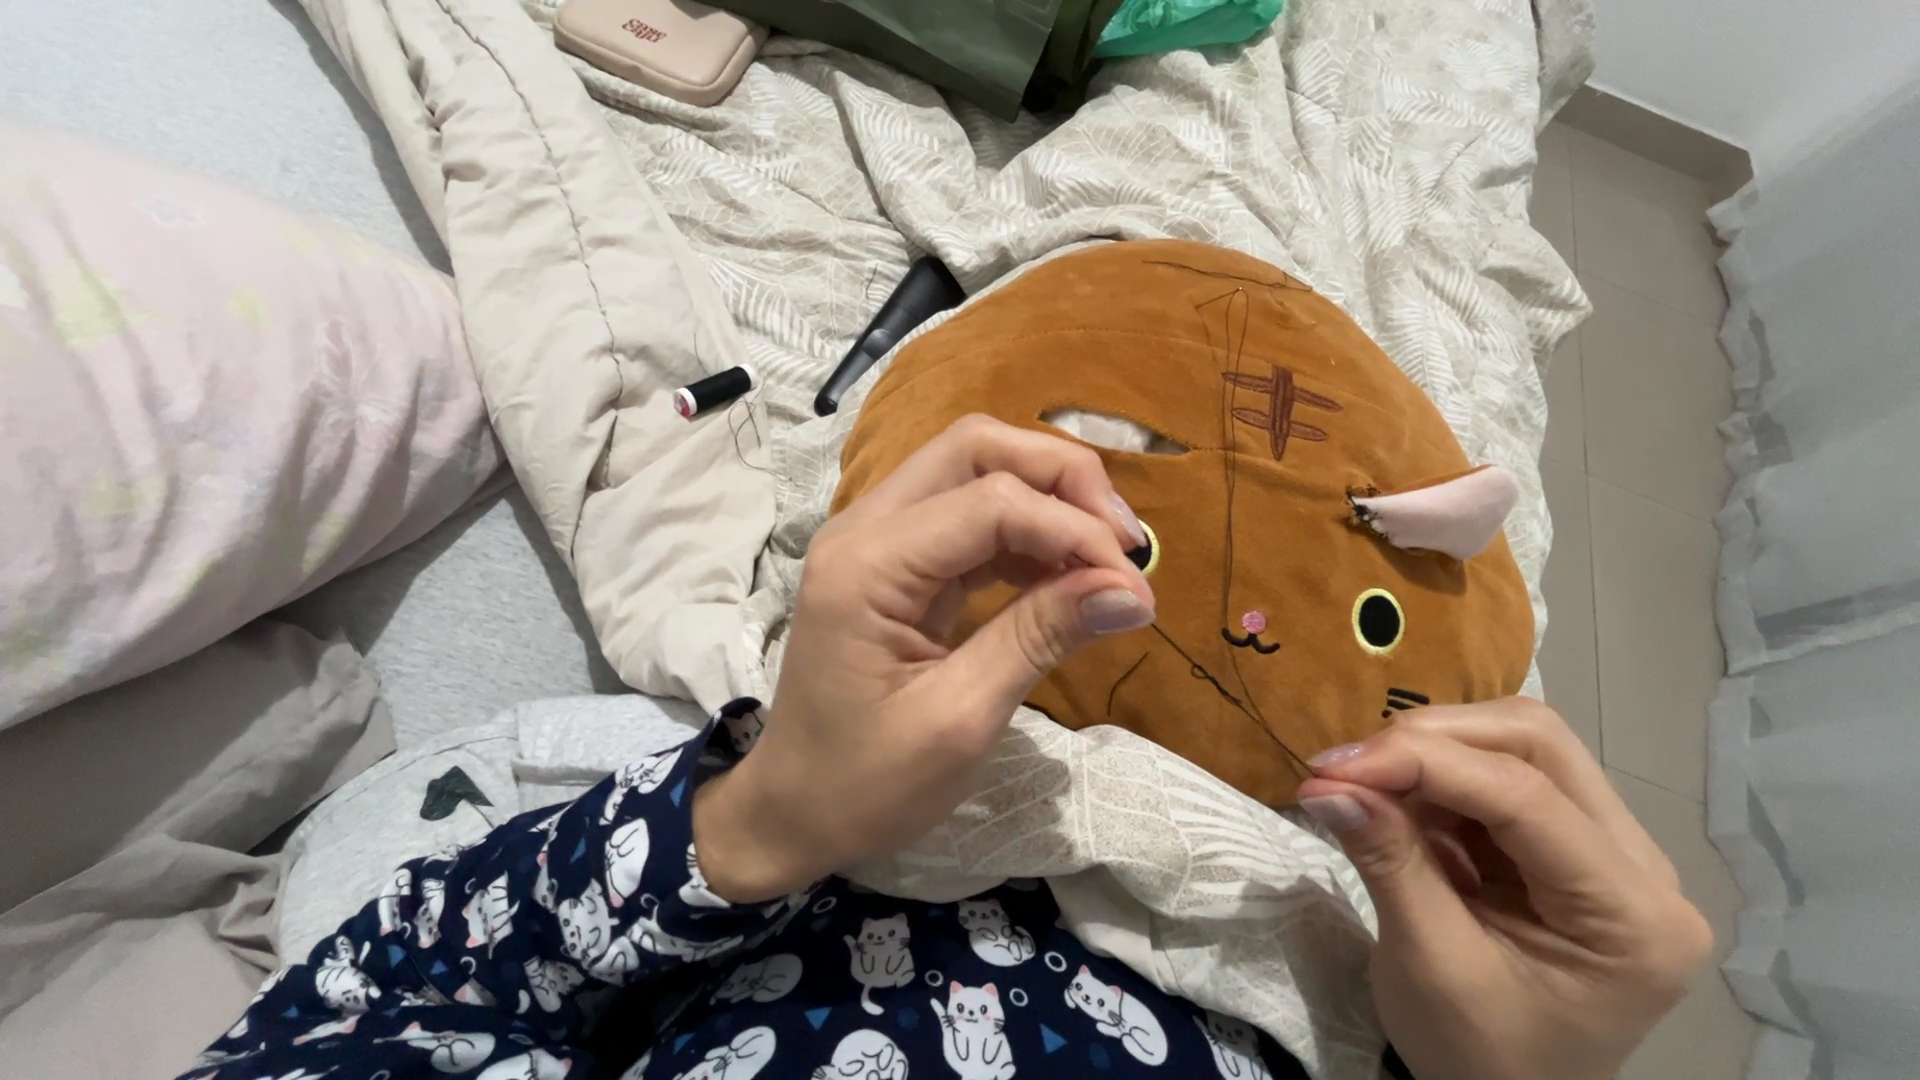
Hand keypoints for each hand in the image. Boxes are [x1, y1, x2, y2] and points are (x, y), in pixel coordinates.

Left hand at [694, 415, 1156, 901]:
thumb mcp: (960, 719)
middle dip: (1061, 478)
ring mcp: (875, 539)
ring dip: (1047, 500)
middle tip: (1123, 540)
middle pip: (975, 449)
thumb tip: (1131, 590)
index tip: (1132, 584)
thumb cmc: (865, 784)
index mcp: (867, 565)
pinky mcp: (894, 562)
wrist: (793, 811)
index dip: (1072, 528)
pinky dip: (1024, 534)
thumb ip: (1040, 637)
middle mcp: (865, 528)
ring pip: (973, 471)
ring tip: (1104, 559)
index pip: (989, 501)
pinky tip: (1064, 574)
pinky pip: (967, 518)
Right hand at [1296, 698, 1713, 1079]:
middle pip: (1535, 742)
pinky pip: (1494, 773)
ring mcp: (1605, 847)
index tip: (1329, 767)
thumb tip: (1324, 783)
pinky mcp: (1562, 841)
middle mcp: (1638, 865)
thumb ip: (1387, 861)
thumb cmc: (1478, 1053)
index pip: (1525, 795)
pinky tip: (1396, 809)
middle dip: (1430, 738)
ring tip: (1366, 792)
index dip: (1421, 762)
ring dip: (1427, 754)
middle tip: (1348, 767)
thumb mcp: (1429, 964)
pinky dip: (1430, 777)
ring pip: (1513, 744)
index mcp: (1631, 916)